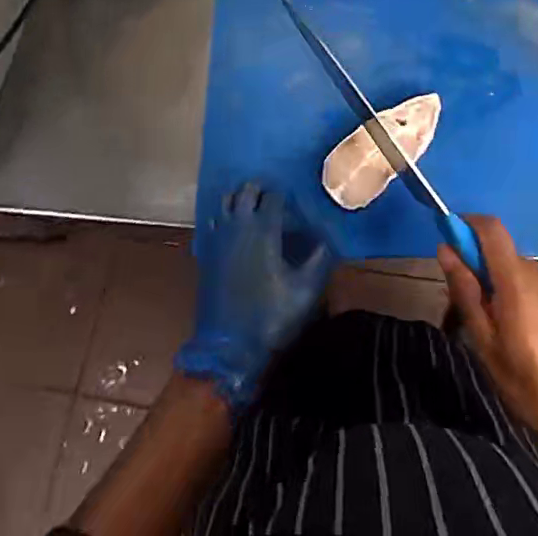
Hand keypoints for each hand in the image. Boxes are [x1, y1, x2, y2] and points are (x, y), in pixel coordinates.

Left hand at [176, 183, 335, 409]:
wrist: (227, 349)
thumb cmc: (269, 317)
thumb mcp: (305, 290)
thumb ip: (319, 259)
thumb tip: (331, 238)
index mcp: (263, 230)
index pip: (273, 195)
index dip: (286, 193)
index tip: (297, 198)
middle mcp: (238, 226)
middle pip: (246, 190)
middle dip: (261, 188)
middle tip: (277, 197)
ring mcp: (218, 238)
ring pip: (225, 201)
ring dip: (241, 198)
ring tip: (257, 206)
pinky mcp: (207, 252)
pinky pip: (213, 220)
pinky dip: (225, 215)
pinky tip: (237, 227)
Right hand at [438, 215, 537, 443]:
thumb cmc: (531, 385)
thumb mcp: (486, 343)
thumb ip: (466, 293)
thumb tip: (446, 250)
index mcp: (518, 280)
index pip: (492, 229)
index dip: (467, 224)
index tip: (447, 240)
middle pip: (500, 256)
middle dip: (476, 273)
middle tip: (458, 315)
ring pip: (516, 276)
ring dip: (495, 291)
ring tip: (487, 336)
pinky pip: (533, 290)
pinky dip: (515, 301)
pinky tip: (514, 339)